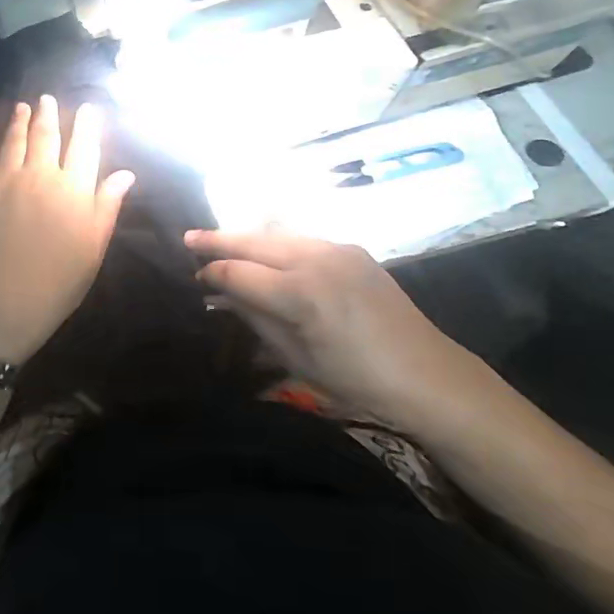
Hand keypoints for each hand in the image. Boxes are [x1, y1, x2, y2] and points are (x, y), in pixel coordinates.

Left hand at [0, 96, 134, 363]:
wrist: (2, 304)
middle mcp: (41, 175)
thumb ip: (108, 206)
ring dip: (20, 119)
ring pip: (14, 140)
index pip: (85, 147)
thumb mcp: (94, 247)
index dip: (88, 125)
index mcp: (74, 189)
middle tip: (50, 98)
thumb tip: (126, 173)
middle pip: (47, 136)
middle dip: (51, 114)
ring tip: (25, 105)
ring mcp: (6, 181)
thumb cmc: (58, 282)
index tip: (90, 108)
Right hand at [187, 227, 469, 419]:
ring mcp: (337, 248)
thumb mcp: (297, 357)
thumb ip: (256, 318)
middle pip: (256, 241)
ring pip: (279, 234)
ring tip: (222, 240)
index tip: (193, 276)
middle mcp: (316, 259)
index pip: (240, 273)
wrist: (424, 372)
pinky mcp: (352, 248)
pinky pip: (304, 239)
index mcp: (300, 293)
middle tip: (189, 237)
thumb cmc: (356, 379)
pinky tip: (268, 251)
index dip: (212, 273)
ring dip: (250, 237)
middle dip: (220, 239)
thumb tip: (222, 296)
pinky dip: (279, 243)